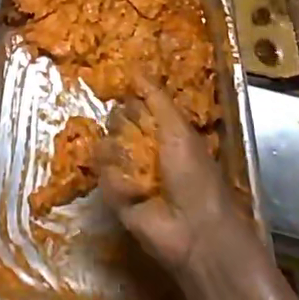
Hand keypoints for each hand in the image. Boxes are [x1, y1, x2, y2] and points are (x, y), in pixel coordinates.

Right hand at [98, 80, 298, 299]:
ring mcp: (128, 172)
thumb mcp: (178, 127)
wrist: (194, 231)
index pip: (135, 104)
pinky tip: (136, 193)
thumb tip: (134, 68)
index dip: (128, 98)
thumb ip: (155, 97)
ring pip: (105, 147)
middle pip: (116, 122)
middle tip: (134, 136)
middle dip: (121, 125)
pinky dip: (119, 182)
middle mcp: (144, 147)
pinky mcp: (116, 198)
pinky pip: (104, 178)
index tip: (115, 86)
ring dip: (117, 154)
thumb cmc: (194, 174)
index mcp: (162, 128)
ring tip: (136, 168)